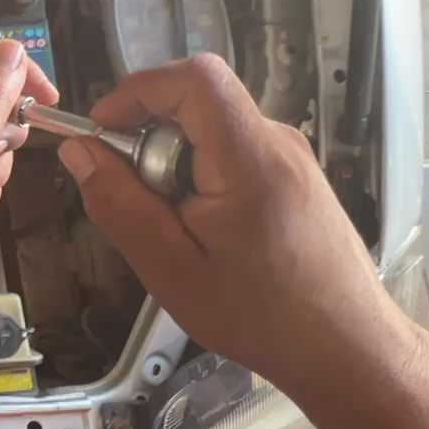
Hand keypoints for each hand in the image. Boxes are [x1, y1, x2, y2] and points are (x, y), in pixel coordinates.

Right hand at [57, 55, 401, 391]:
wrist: (350, 351)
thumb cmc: (259, 314)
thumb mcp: (168, 267)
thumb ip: (117, 202)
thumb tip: (77, 150)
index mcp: (250, 158)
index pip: (195, 77)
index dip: (138, 89)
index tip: (105, 132)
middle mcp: (276, 142)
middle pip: (195, 100)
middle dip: (147, 134)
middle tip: (136, 195)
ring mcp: (289, 156)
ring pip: (207, 125)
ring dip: (168, 158)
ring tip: (169, 220)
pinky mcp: (291, 174)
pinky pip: (225, 147)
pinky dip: (193, 170)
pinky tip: (197, 223)